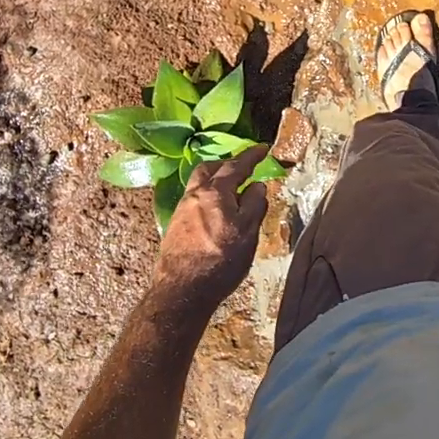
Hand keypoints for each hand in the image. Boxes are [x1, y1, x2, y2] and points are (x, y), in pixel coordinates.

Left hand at [152, 146, 270, 316]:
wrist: (181, 290)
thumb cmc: (220, 260)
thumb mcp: (248, 233)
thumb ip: (255, 205)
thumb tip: (257, 185)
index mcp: (215, 191)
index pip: (236, 165)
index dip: (251, 156)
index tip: (263, 148)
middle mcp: (195, 195)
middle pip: (210, 169)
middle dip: (227, 164)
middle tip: (243, 167)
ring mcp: (182, 210)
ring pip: (199, 184)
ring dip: (215, 180)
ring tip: (230, 189)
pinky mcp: (175, 226)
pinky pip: (194, 199)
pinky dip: (208, 196)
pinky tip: (215, 211)